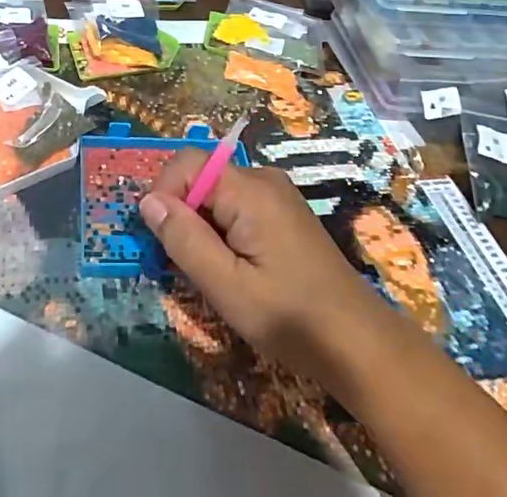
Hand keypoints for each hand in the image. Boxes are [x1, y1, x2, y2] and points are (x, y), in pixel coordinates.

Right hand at [141, 150, 399, 383]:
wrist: (358, 343)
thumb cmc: (289, 317)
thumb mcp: (226, 286)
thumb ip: (184, 239)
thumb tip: (147, 201)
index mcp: (250, 190)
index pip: (187, 163)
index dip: (164, 193)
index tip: (161, 239)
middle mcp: (263, 179)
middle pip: (201, 176)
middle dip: (181, 212)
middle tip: (183, 263)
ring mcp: (276, 195)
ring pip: (216, 193)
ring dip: (200, 224)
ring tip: (209, 270)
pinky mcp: (283, 213)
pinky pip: (236, 205)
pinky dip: (220, 229)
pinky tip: (233, 267)